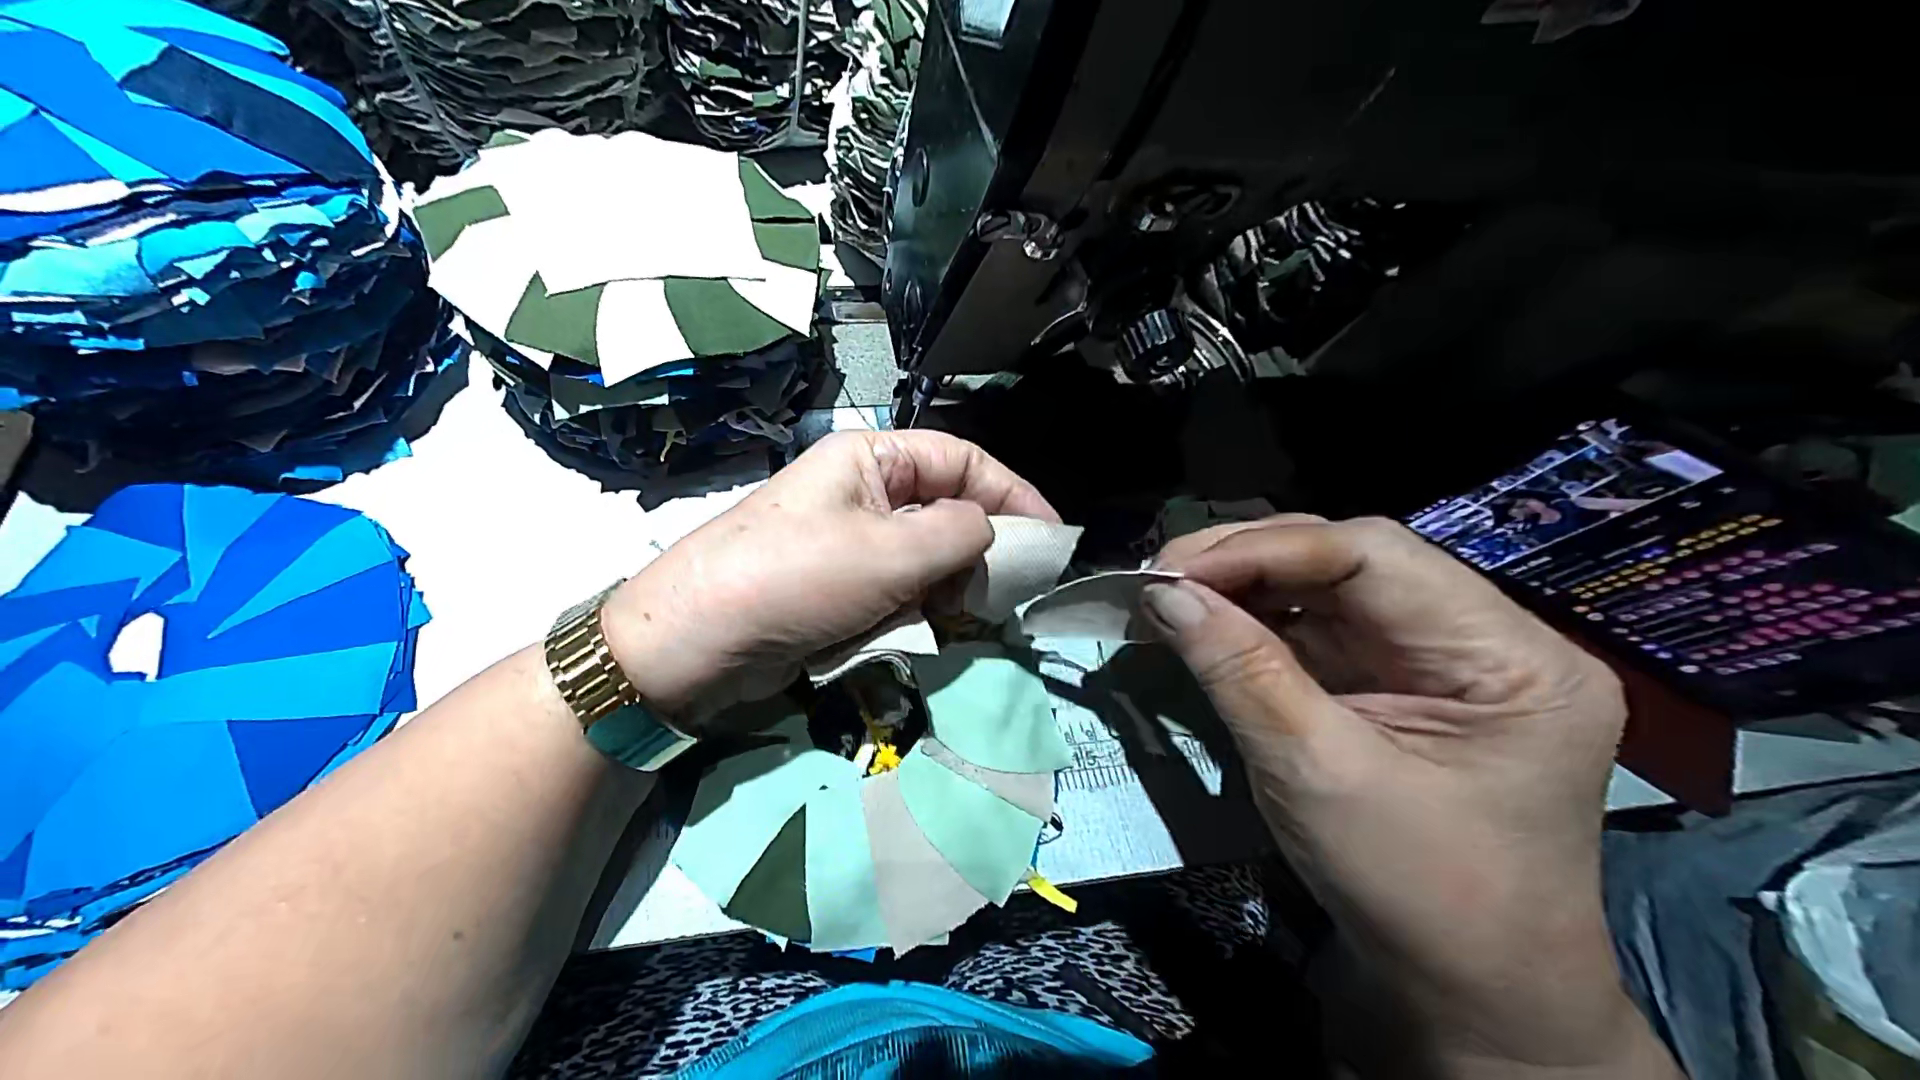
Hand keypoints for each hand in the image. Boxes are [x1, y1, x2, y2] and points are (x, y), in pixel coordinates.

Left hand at [600, 431, 1056, 731]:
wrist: (691, 645)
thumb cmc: (794, 579)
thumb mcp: (889, 553)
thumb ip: (959, 534)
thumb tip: (994, 533)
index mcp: (872, 459)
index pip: (962, 461)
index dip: (1013, 494)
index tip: (1051, 538)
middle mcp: (864, 493)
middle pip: (948, 510)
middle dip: (981, 549)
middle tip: (1005, 591)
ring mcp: (851, 543)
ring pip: (928, 557)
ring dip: (947, 587)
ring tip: (958, 618)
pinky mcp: (840, 587)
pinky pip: (899, 590)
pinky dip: (917, 610)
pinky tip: (919, 631)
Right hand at [1146, 517, 1674, 1074]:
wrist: (1465, 989)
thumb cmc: (1415, 891)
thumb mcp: (1316, 774)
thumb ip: (1240, 670)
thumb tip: (1162, 592)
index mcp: (1511, 656)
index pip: (1375, 555)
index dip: (1266, 548)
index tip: (1175, 568)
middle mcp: (1481, 635)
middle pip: (1349, 559)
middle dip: (1246, 560)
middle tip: (1161, 575)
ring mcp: (1434, 654)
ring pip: (1325, 584)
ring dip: (1242, 585)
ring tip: (1170, 593)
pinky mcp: (1391, 676)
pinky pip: (1315, 624)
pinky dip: (1253, 618)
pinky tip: (1204, 620)